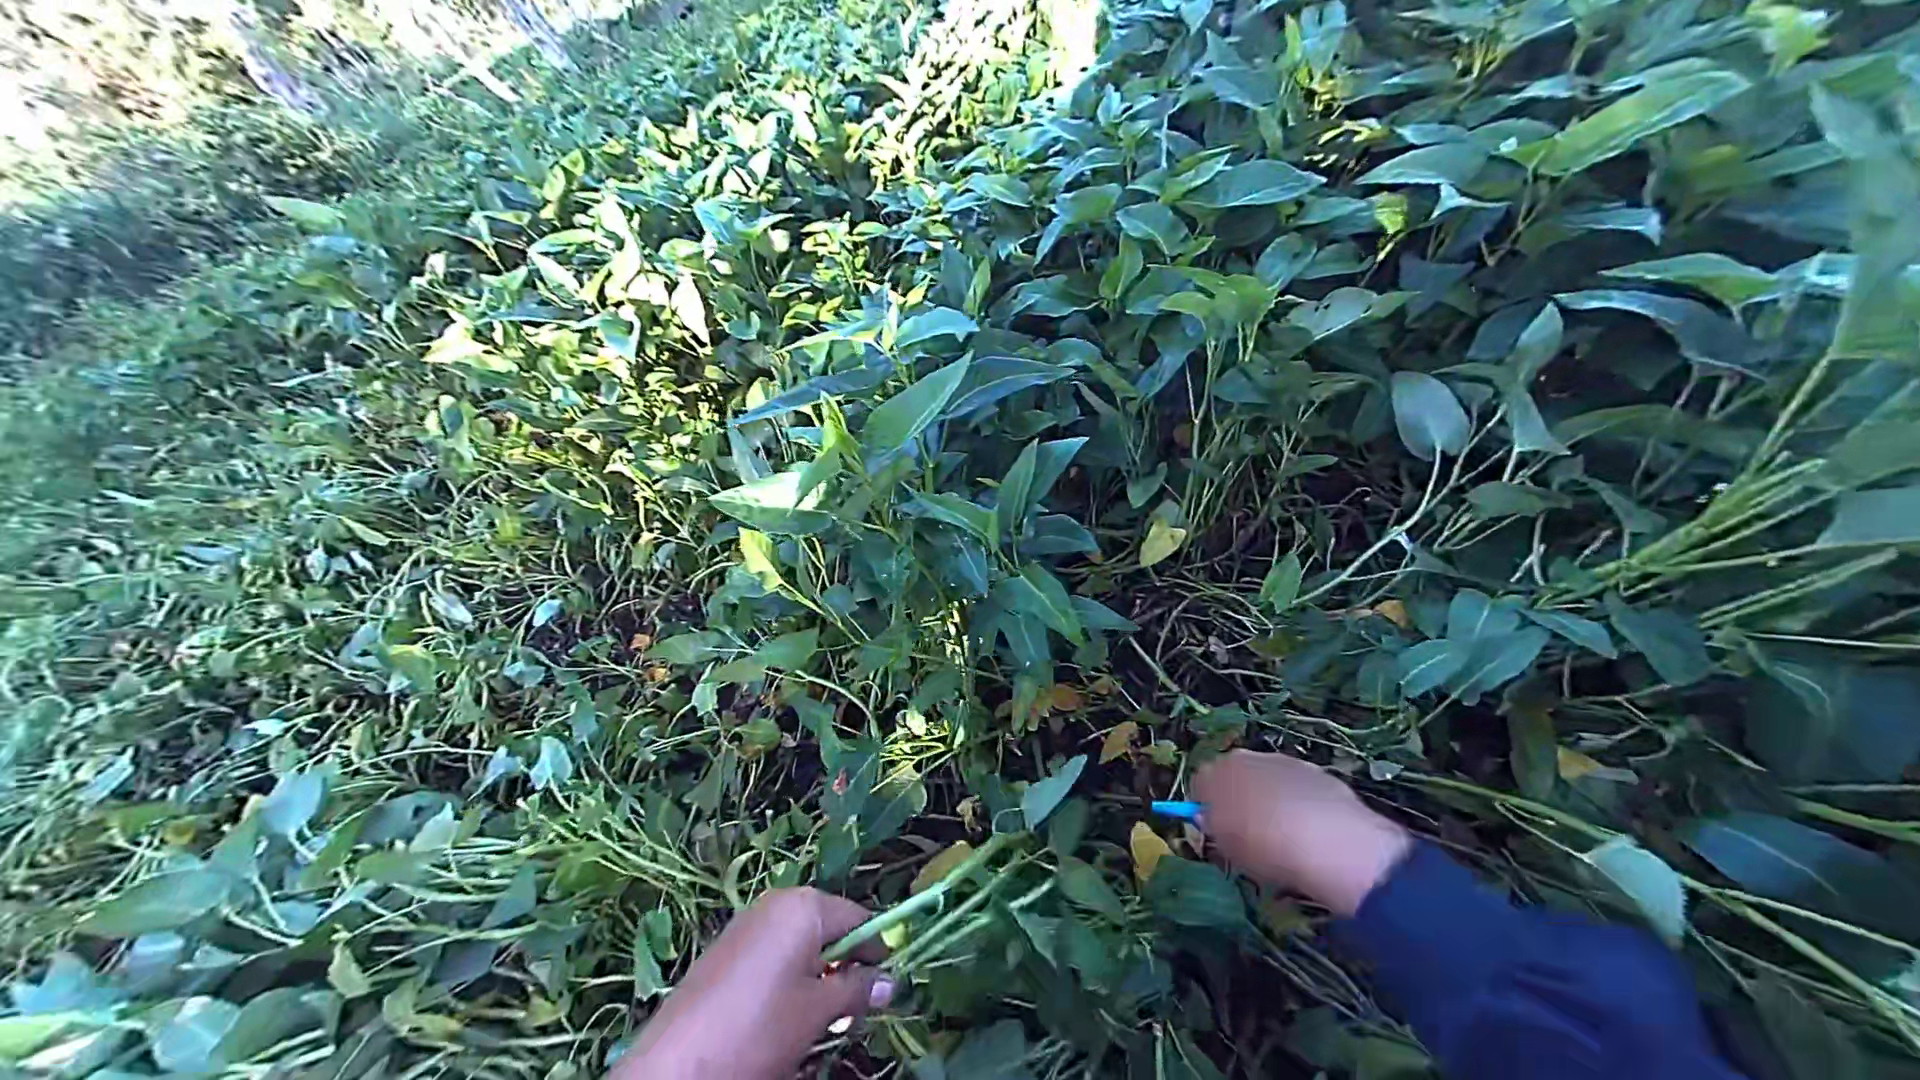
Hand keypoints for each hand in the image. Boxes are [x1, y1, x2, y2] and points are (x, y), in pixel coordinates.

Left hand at [614, 888, 894, 1079]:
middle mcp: (776, 902)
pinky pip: (773, 952)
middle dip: (846, 962)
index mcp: (803, 906)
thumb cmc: (758, 1030)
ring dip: (819, 972)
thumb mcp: (816, 1013)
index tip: (888, 982)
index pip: (858, 916)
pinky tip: (785, 1015)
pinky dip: (789, 975)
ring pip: (799, 941)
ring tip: (822, 1017)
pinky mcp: (725, 949)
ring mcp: (746, 924)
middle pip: (828, 926)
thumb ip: (856, 989)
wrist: (671, 1070)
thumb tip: (890, 982)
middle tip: (856, 1007)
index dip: (877, 947)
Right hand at [1191, 750, 1412, 916]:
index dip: (1208, 807)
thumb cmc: (1264, 846)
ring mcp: (1284, 761)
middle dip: (1239, 797)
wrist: (1329, 842)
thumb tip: (1211, 817)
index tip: (1217, 829)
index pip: (1200, 782)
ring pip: (1268, 779)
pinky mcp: (1318, 772)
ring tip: (1285, 835)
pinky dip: (1300, 803)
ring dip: (1271, 798)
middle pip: (1235, 775)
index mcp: (1216, 771)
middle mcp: (1246, 757)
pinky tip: (1312, 831)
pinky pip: (1299, 788)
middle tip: (1248, 832)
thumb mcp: (1226, 847)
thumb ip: (1214, 827)